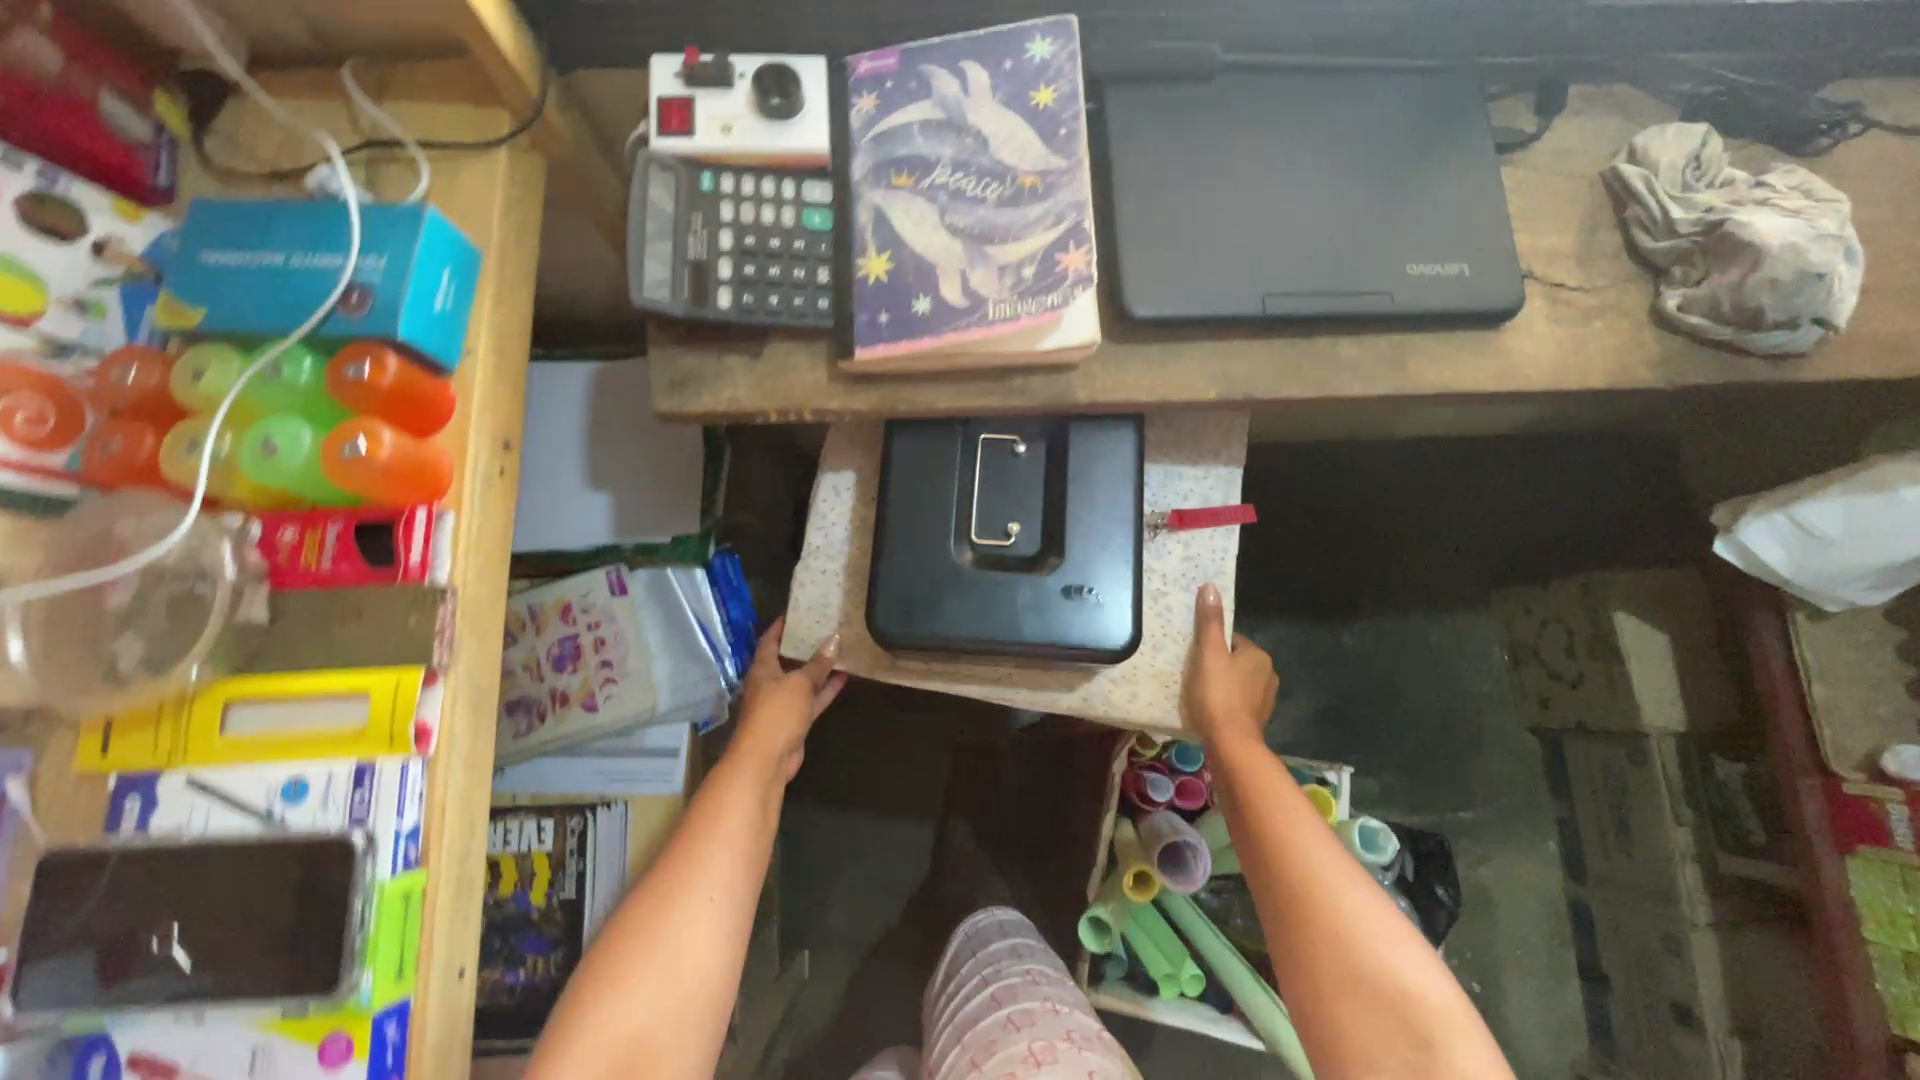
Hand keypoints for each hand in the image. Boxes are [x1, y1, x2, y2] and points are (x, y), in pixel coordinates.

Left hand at [731, 618, 846, 781]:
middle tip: (823, 628)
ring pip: (803, 681)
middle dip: (803, 647)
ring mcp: (782, 704)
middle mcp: (770, 684)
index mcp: (762, 669)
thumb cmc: (776, 712)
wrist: (767, 759)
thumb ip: (817, 664)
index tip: (794, 613)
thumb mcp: (799, 683)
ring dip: (819, 669)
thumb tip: (834, 639)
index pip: (768, 641)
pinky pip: (812, 700)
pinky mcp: (795, 721)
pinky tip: (843, 677)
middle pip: (787, 660)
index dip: (779, 627)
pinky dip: (825, 690)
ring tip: (839, 650)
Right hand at [1182, 583, 1277, 747]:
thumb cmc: (1217, 695)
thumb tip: (1210, 586)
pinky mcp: (1258, 718)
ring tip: (1199, 692)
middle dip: (1217, 664)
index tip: (1194, 655)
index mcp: (1258, 655)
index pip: (1231, 639)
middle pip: (1235, 660)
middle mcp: (1268, 674)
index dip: (1211, 645)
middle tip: (1193, 673)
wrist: (1231, 744)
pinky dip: (1226, 701)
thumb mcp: (1209, 654)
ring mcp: (1265, 698)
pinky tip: (1210, 709)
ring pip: (1237, 681)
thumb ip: (1209, 622)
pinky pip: (1238, 701)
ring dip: (1221, 684)